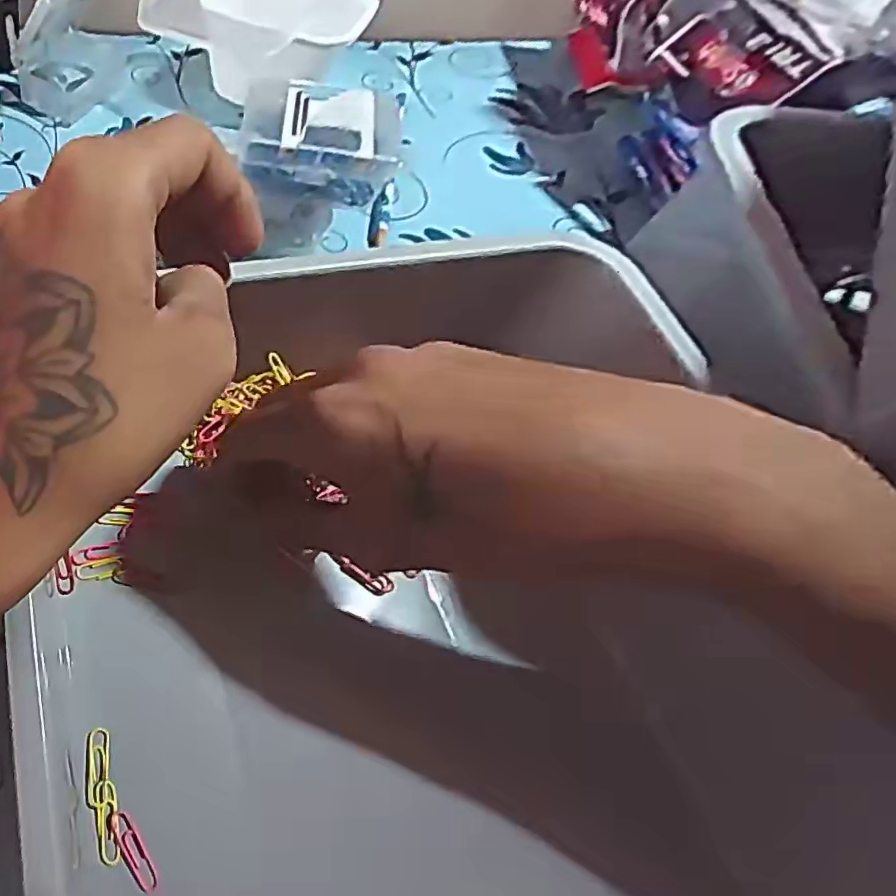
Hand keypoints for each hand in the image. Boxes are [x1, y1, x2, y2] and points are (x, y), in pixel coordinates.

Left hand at [0, 116, 262, 556]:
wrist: (14, 481)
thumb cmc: (115, 413)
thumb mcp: (203, 344)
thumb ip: (208, 284)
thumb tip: (181, 278)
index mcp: (96, 187)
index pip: (185, 145)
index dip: (234, 190)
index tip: (248, 251)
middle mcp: (41, 192)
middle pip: (137, 167)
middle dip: (194, 209)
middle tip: (222, 268)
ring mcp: (9, 237)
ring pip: (101, 204)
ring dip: (155, 233)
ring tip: (184, 292)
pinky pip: (70, 240)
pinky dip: (113, 255)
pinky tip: (134, 308)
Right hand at [215, 342, 893, 584]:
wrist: (668, 471)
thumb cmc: (519, 523)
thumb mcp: (398, 542)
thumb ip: (311, 524)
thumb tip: (262, 513)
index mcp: (336, 414)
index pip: (245, 436)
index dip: (227, 474)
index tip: (232, 508)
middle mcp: (360, 369)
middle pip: (280, 408)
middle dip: (265, 456)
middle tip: (278, 505)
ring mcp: (411, 354)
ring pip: (326, 393)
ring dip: (310, 436)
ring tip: (337, 486)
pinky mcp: (453, 354)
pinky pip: (372, 385)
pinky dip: (354, 419)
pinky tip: (394, 456)